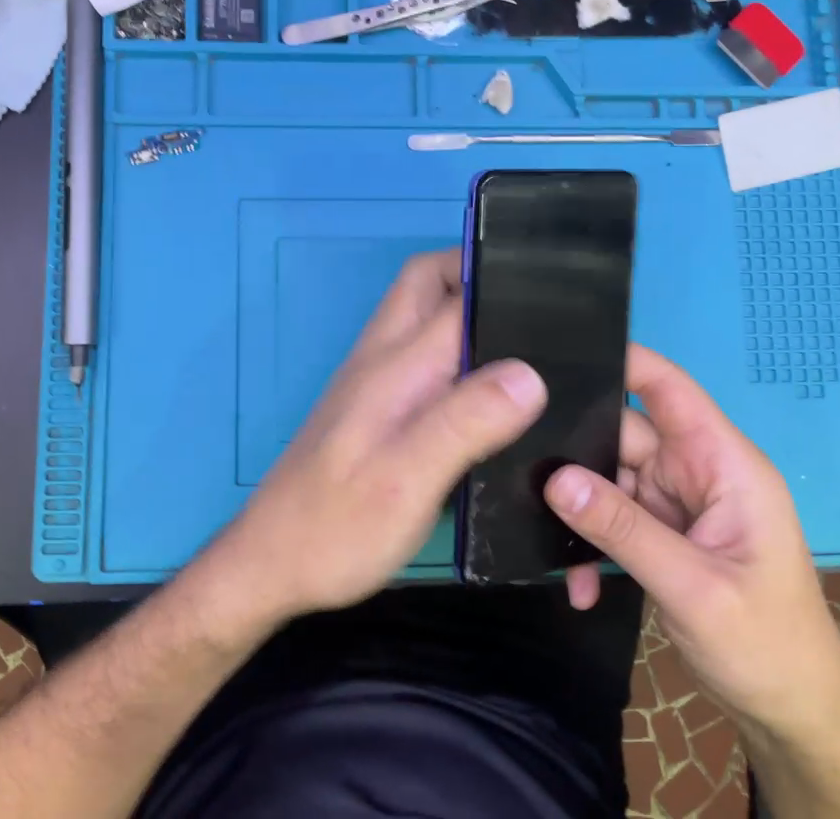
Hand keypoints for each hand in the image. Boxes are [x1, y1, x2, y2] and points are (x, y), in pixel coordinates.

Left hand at [202, 250, 545, 626]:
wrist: (272, 563)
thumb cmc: (338, 527)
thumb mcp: (408, 480)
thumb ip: (465, 422)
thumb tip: (530, 373)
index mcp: (396, 365)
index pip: (456, 292)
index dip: (509, 283)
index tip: (567, 292)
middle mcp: (380, 360)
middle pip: (425, 284)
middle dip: (477, 276)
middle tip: (537, 309)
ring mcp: (372, 384)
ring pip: (420, 319)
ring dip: (466, 312)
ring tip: (531, 347)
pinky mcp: (372, 412)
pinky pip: (419, 358)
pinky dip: (454, 354)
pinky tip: (490, 397)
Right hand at [543, 346, 839, 738]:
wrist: (792, 715)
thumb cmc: (765, 645)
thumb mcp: (692, 586)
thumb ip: (622, 529)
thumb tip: (553, 478)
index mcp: (724, 466)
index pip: (669, 389)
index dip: (621, 360)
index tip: (553, 356)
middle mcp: (697, 474)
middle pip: (622, 435)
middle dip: (574, 453)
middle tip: (515, 467)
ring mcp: (677, 506)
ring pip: (607, 481)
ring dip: (578, 513)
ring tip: (542, 539)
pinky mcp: (661, 536)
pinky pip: (611, 522)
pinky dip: (590, 549)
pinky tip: (579, 586)